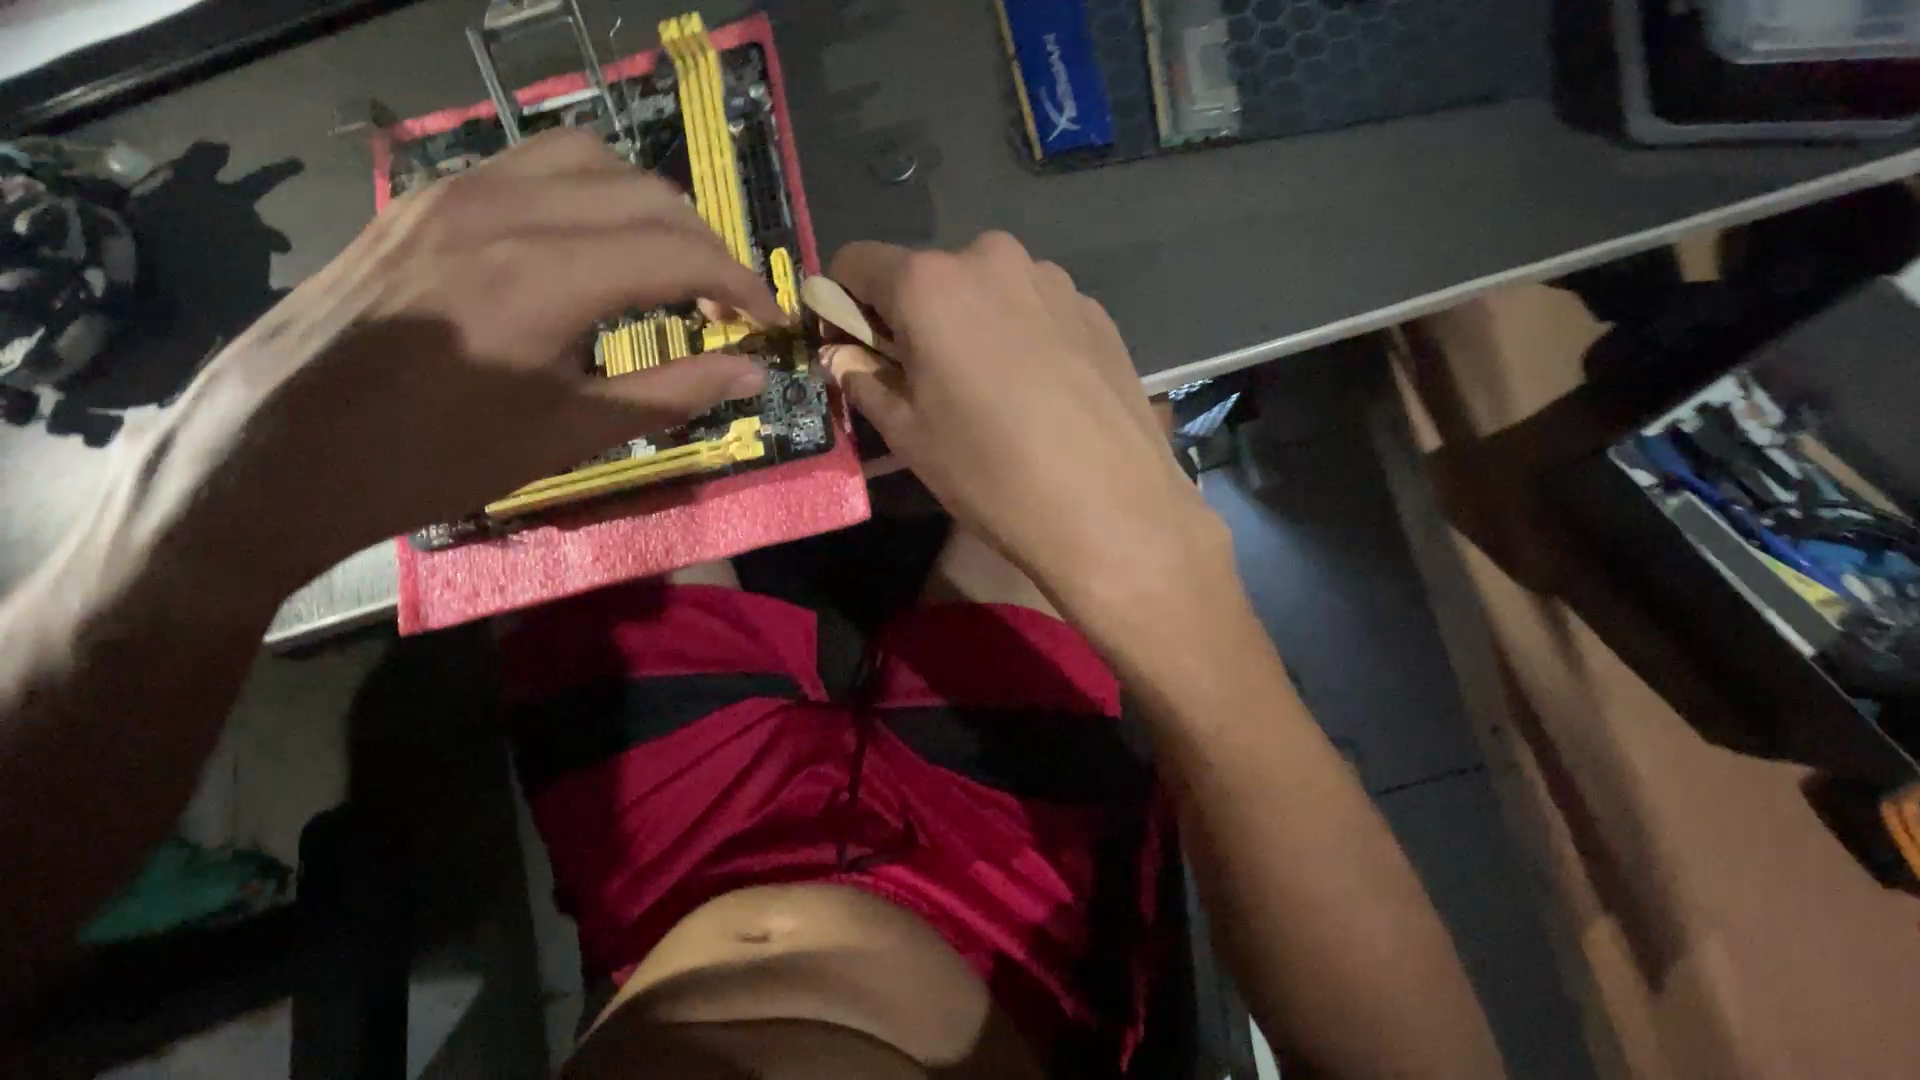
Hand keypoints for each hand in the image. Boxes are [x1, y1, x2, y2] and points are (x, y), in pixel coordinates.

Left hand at [132, 129, 783, 592]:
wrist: (280, 449)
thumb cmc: (436, 457)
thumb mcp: (569, 434)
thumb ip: (673, 393)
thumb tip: (752, 370)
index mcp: (546, 276)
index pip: (681, 251)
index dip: (742, 284)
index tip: (769, 322)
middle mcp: (506, 208)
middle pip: (647, 195)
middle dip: (706, 246)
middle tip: (726, 307)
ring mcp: (457, 190)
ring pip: (591, 160)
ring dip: (650, 208)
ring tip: (668, 266)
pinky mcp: (426, 197)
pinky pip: (532, 165)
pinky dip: (590, 194)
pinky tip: (592, 247)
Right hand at [822, 232, 1228, 613]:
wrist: (1111, 509)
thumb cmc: (991, 473)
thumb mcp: (909, 435)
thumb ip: (865, 382)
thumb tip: (846, 359)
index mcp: (931, 283)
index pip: (858, 261)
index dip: (843, 302)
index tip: (852, 345)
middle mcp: (992, 259)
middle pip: (929, 275)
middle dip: (914, 318)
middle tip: (925, 380)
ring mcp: (1053, 280)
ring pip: (987, 291)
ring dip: (972, 325)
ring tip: (991, 392)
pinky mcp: (1096, 310)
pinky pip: (1035, 310)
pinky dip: (1021, 336)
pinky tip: (1039, 394)